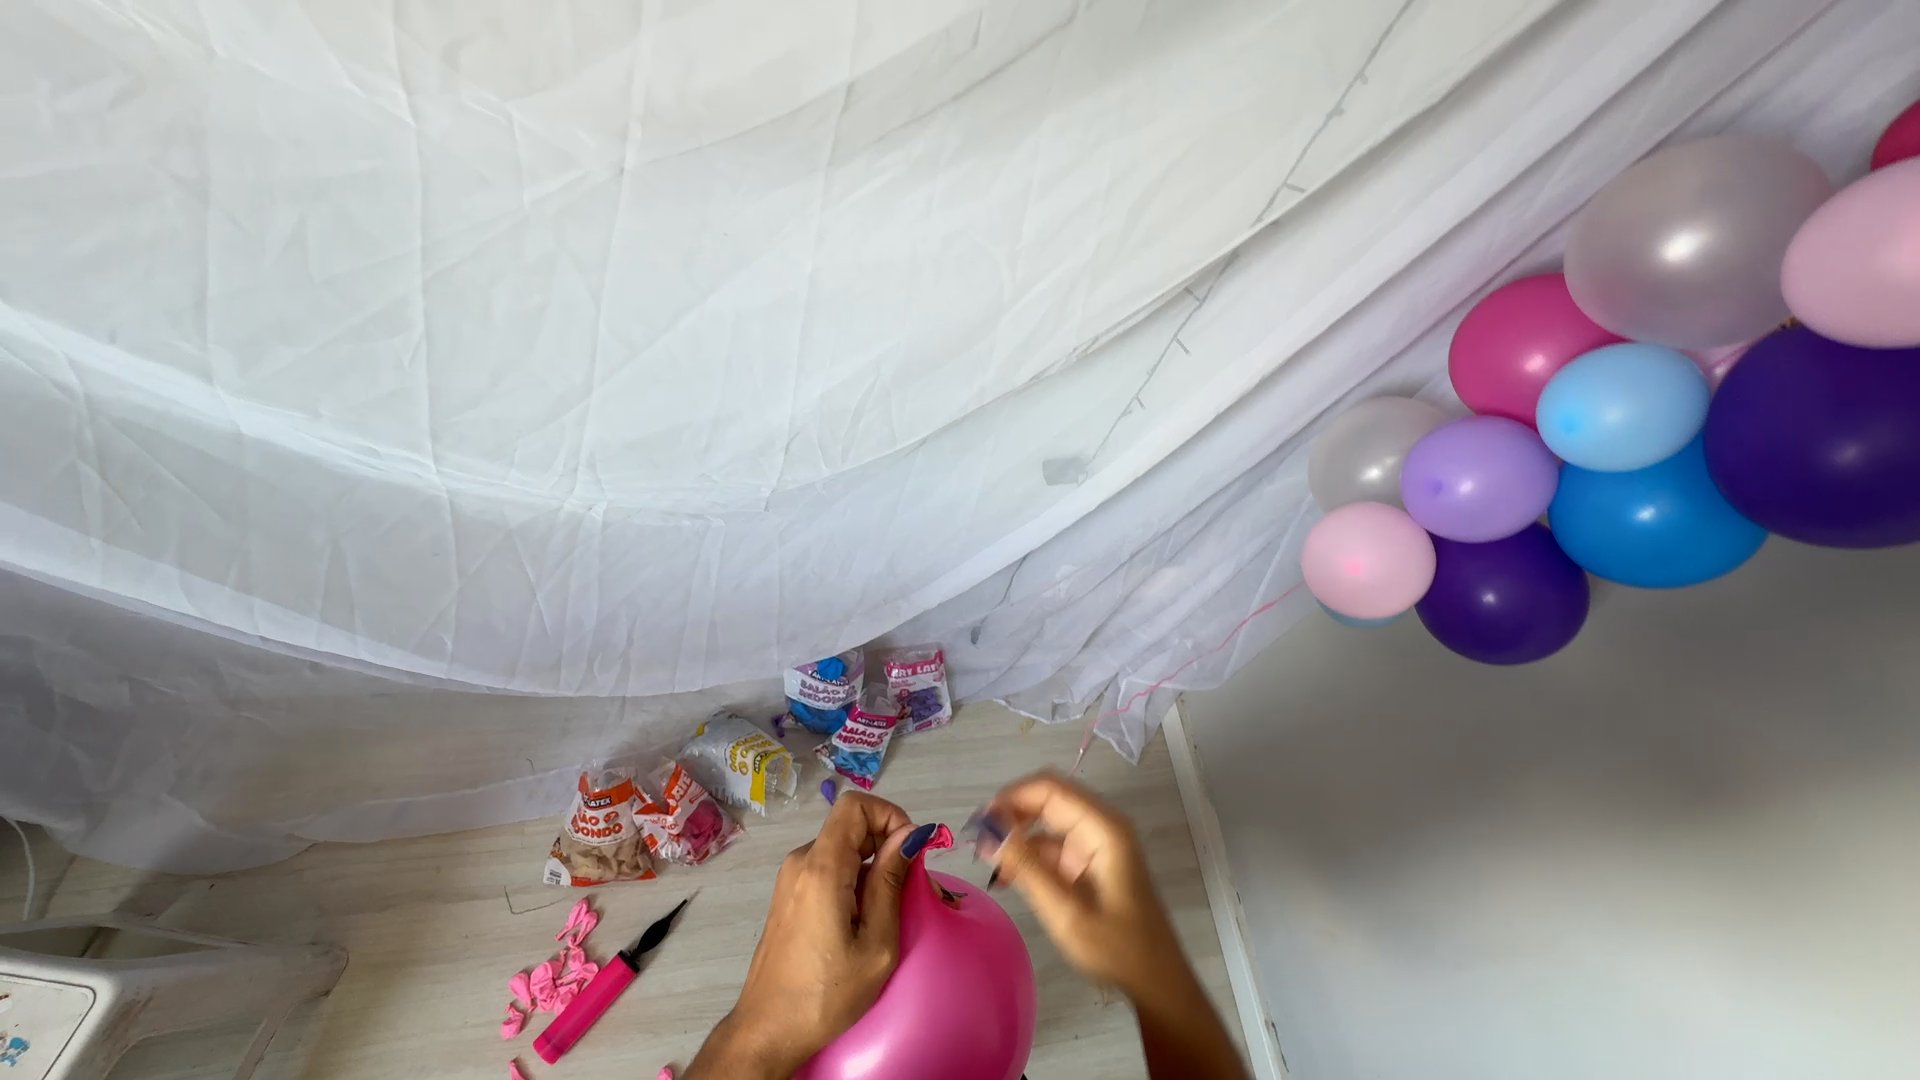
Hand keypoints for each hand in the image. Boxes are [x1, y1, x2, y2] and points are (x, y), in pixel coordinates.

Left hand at [686, 792, 935, 1079]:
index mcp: (822, 867)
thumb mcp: (876, 944)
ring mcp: (791, 877)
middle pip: (850, 823)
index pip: (855, 805)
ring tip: (889, 906)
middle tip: (909, 882)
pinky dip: (854, 875)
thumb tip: (910, 834)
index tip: (911, 849)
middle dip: (887, 841)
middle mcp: (802, 861)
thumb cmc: (826, 994)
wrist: (767, 1031)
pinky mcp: (789, 894)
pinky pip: (829, 866)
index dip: (889, 814)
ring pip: (842, 845)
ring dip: (872, 861)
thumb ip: (892, 882)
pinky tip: (864, 916)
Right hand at [988, 770, 1250, 1079]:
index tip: (981, 821)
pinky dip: (1030, 853)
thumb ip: (1027, 867)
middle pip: (1049, 797)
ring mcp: (1098, 841)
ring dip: (1019, 833)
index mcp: (1104, 828)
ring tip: (989, 859)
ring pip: (1049, 819)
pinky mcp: (1092, 859)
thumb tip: (988, 831)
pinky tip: (1010, 876)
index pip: (1050, 789)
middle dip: (1012, 812)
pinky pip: (1055, 842)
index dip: (1012, 796)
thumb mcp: (1065, 911)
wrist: (1156, 980)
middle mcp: (1102, 824)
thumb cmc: (1116, 948)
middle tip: (980, 838)